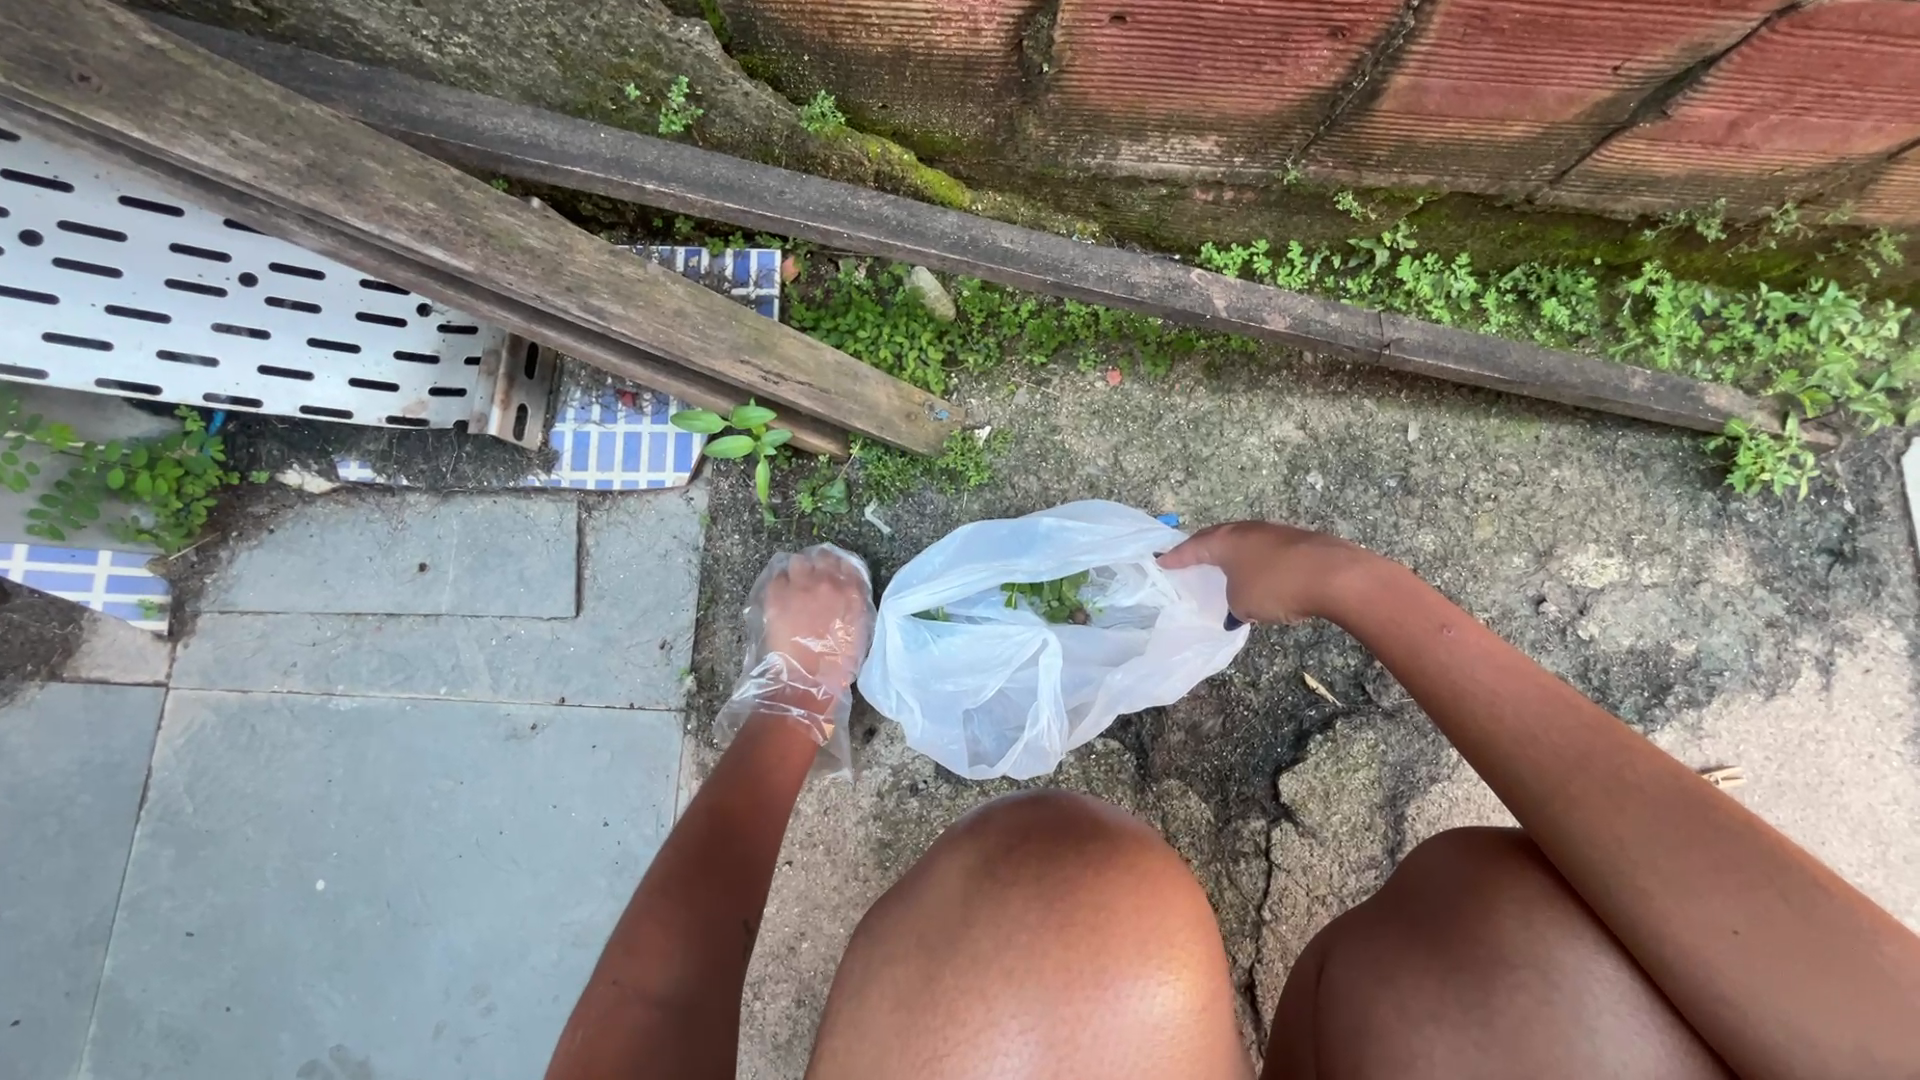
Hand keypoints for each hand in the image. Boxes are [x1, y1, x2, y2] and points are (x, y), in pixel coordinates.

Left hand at [756, 545, 873, 698]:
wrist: (807, 680)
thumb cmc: (837, 664)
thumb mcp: (860, 631)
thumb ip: (855, 606)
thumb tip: (848, 595)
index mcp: (852, 592)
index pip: (847, 564)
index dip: (839, 569)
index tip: (834, 576)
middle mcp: (827, 581)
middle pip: (822, 557)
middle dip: (818, 566)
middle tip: (813, 580)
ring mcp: (800, 585)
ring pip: (798, 562)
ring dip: (798, 571)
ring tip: (795, 586)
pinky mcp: (776, 594)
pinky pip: (777, 577)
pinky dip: (780, 584)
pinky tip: (781, 598)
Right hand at [1157, 521, 1369, 624]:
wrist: (1335, 576)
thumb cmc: (1276, 587)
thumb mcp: (1242, 604)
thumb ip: (1233, 605)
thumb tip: (1238, 608)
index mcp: (1226, 541)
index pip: (1193, 547)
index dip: (1176, 557)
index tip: (1161, 560)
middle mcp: (1248, 531)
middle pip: (1219, 537)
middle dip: (1204, 548)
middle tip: (1192, 556)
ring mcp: (1277, 533)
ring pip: (1247, 543)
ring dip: (1236, 556)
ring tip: (1229, 569)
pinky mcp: (1302, 543)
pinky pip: (1271, 553)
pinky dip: (1261, 564)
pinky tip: (1266, 578)